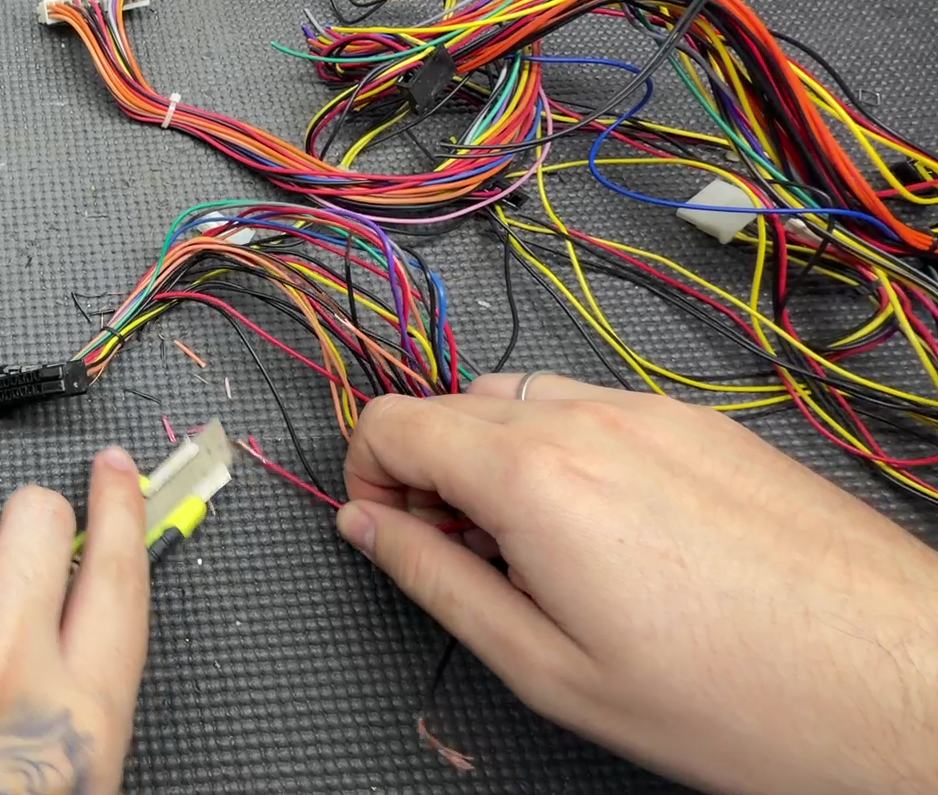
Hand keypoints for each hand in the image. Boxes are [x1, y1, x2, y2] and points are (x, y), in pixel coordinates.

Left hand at [0, 447, 148, 793]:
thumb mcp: (60, 786)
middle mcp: (2, 666)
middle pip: (36, 516)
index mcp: (73, 720)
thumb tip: (80, 605)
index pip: (116, 575)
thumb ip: (80, 696)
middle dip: (29, 522)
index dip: (121, 507)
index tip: (115, 468)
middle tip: (11, 557)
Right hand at [337, 373, 937, 794]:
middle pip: (438, 406)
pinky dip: (549, 440)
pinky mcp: (691, 417)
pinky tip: (604, 514)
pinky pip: (577, 401)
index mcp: (527, 474)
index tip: (399, 528)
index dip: (366, 473)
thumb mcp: (544, 666)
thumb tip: (360, 521)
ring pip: (502, 395)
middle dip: (424, 469)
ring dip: (482, 450)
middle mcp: (576, 418)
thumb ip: (428, 577)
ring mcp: (641, 408)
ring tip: (532, 531)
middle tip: (470, 548)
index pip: (386, 422)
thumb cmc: (736, 702)